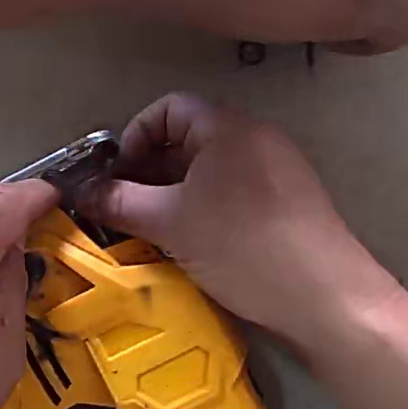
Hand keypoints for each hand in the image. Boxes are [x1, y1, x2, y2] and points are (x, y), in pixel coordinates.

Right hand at [83, 93, 406, 342]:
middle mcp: (255, 139)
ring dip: (171, 191)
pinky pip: (230, 189)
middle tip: (123, 204)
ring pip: (207, 167)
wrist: (327, 301)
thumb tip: (80, 192)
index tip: (118, 174)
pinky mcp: (285, 202)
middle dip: (147, 167)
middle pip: (187, 136)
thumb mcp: (169, 223)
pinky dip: (200, 205)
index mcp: (229, 129)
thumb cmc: (243, 247)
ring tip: (150, 226)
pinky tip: (187, 239)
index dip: (134, 135)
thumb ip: (118, 202)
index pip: (168, 107)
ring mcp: (275, 170)